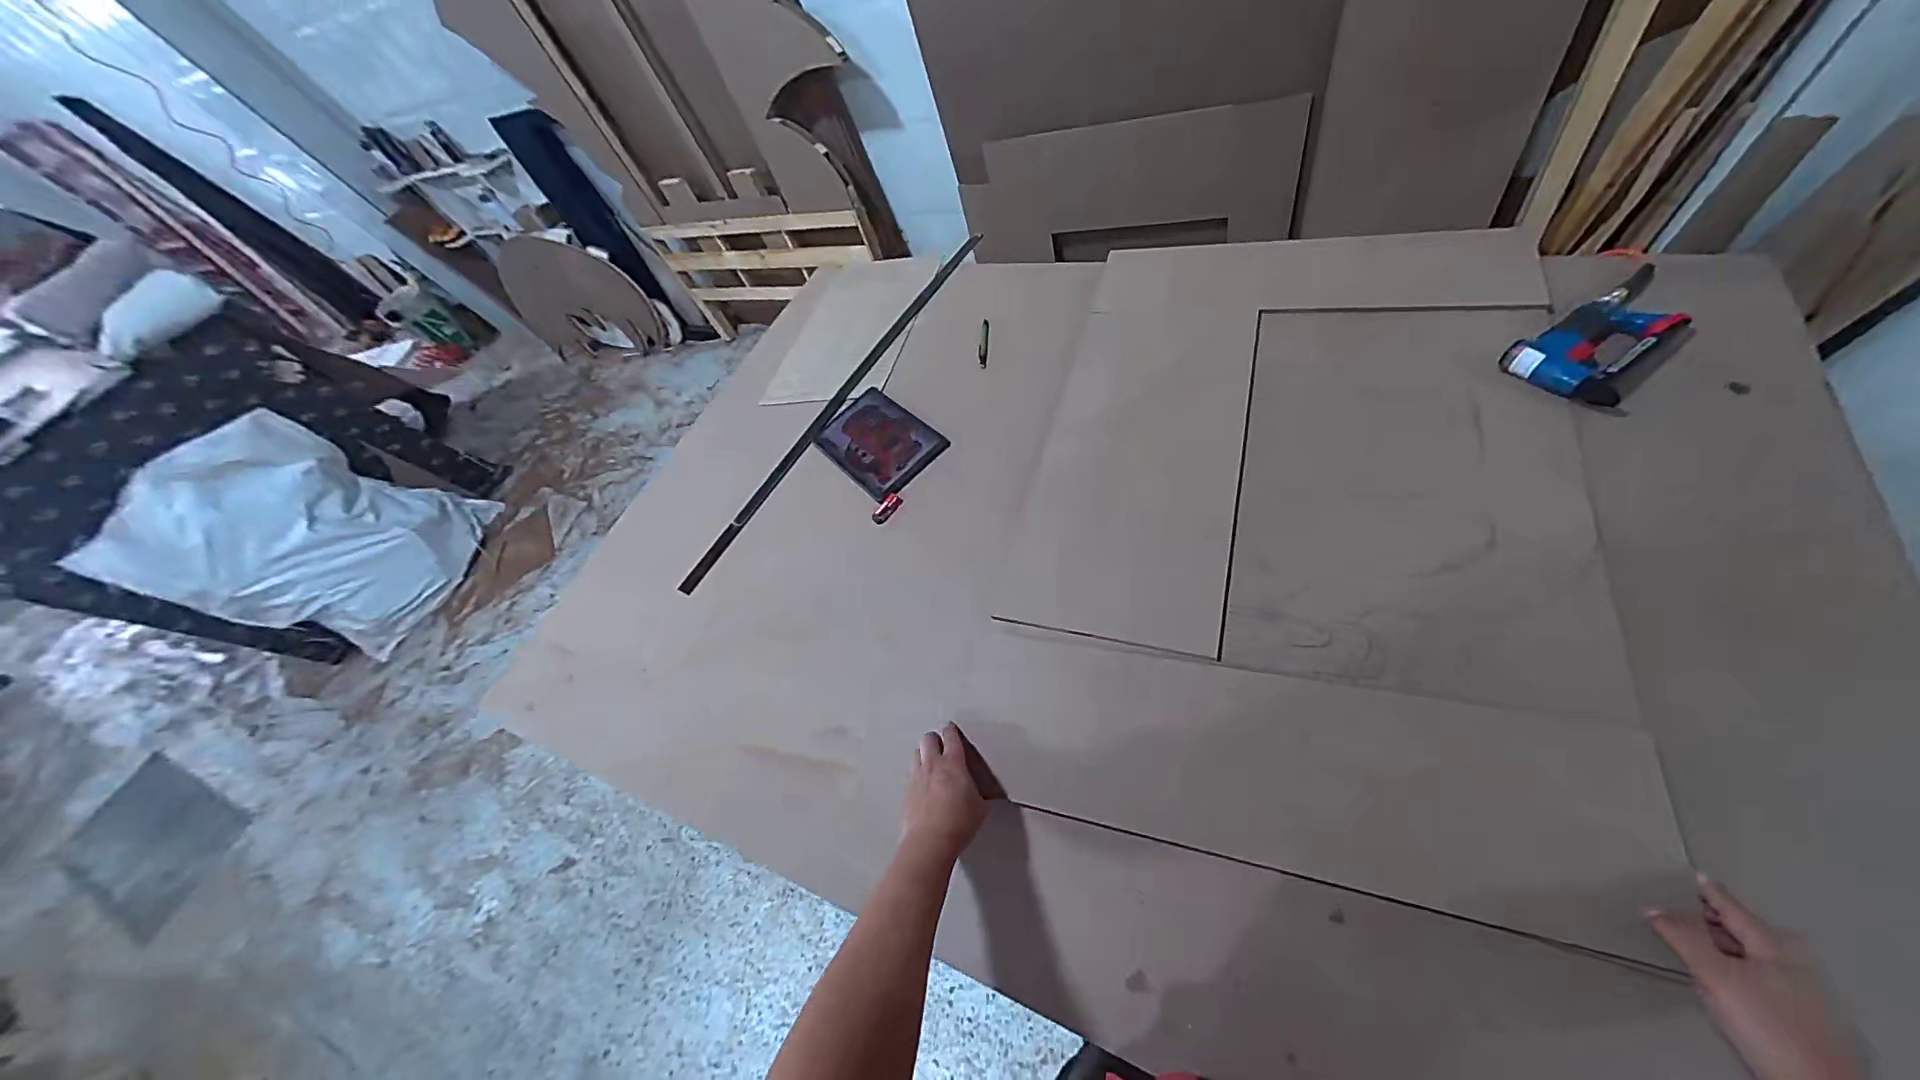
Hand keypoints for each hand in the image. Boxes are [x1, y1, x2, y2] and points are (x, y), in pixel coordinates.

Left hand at [899, 723, 987, 865]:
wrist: (930, 841)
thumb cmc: (957, 824)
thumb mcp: (981, 808)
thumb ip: (980, 794)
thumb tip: (983, 798)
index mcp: (953, 763)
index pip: (951, 736)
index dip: (952, 731)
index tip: (953, 730)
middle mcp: (932, 765)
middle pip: (928, 738)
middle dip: (935, 739)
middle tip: (941, 744)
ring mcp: (917, 777)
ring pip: (916, 753)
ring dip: (924, 755)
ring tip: (931, 763)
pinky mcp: (907, 792)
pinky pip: (911, 775)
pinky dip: (918, 776)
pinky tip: (924, 786)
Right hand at [1649, 875, 1860, 1079]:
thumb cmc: (1768, 1024)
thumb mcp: (1713, 973)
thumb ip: (1681, 936)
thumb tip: (1653, 909)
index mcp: (1776, 945)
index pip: (1731, 907)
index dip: (1708, 891)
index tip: (1696, 875)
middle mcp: (1790, 961)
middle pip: (1737, 930)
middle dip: (1707, 922)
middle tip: (1680, 912)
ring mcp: (1794, 987)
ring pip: (1744, 954)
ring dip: (1716, 947)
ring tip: (1692, 945)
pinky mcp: (1792, 1009)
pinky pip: (1751, 974)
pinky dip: (1729, 968)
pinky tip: (1718, 980)